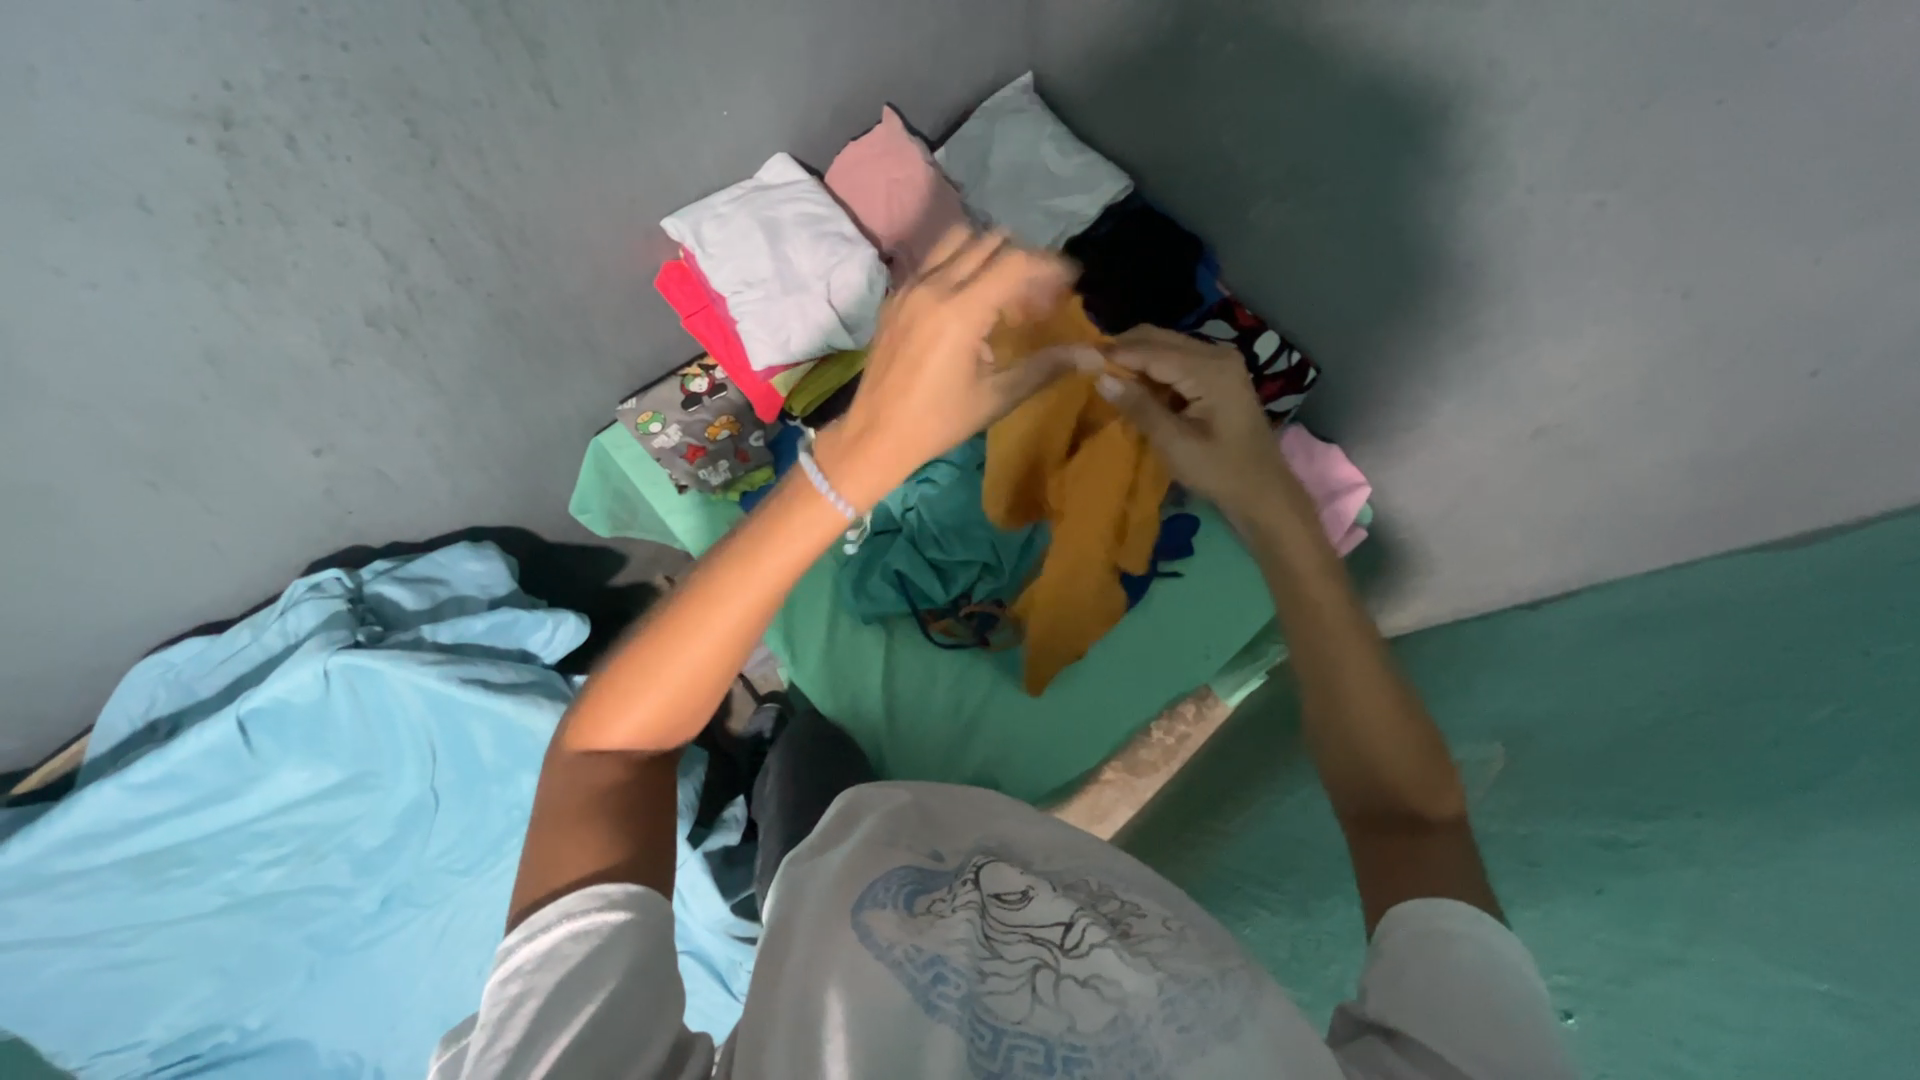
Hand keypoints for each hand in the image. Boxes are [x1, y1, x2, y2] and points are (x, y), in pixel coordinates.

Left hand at [814, 229, 1075, 508]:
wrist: (875, 434)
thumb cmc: (938, 422)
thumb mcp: (996, 397)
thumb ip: (1044, 368)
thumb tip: (1090, 356)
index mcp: (961, 311)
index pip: (1016, 262)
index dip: (1050, 266)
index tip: (1071, 281)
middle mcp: (934, 286)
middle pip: (990, 242)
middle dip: (1023, 260)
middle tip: (1039, 295)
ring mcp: (910, 287)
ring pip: (958, 241)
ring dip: (990, 256)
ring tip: (1005, 295)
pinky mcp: (895, 296)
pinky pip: (934, 262)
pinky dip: (961, 269)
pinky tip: (970, 309)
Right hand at [1082, 325, 1294, 522]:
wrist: (1261, 489)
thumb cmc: (1220, 471)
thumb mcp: (1175, 443)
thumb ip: (1139, 407)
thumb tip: (1101, 378)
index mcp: (1210, 369)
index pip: (1152, 350)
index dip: (1114, 354)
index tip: (1078, 358)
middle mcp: (1217, 354)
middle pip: (1158, 338)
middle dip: (1122, 351)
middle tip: (1085, 366)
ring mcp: (1219, 362)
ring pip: (1164, 347)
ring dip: (1134, 359)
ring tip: (1102, 376)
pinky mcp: (1216, 374)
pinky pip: (1175, 360)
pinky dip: (1150, 369)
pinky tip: (1131, 385)